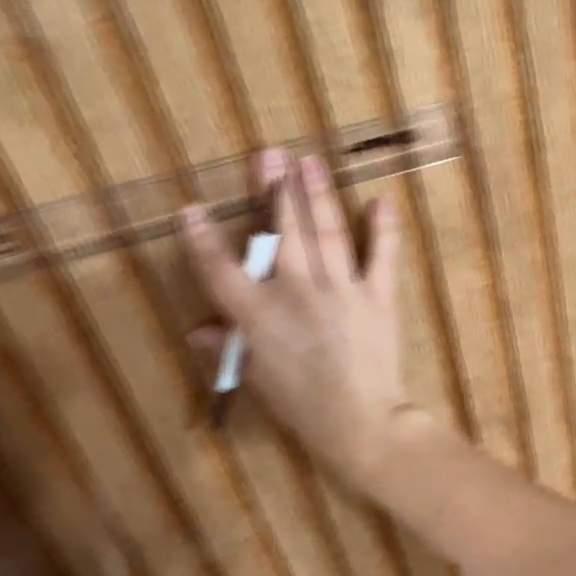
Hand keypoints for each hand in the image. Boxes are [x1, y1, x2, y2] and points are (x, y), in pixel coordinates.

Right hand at [180, 147, 424, 486]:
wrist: (360, 421)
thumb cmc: (302, 405)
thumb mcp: (258, 377)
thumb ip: (230, 346)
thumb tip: (198, 329)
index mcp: (258, 315)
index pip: (221, 269)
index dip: (202, 239)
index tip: (191, 208)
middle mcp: (297, 292)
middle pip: (281, 233)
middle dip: (274, 190)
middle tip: (271, 154)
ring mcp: (341, 290)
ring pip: (326, 232)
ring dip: (317, 194)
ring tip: (310, 161)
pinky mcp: (378, 296)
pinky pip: (382, 256)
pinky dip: (384, 228)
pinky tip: (382, 199)